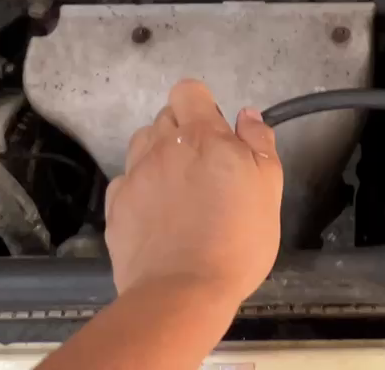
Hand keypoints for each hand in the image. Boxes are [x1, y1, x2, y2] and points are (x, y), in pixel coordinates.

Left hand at [104, 79, 283, 306]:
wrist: (183, 294)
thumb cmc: (237, 238)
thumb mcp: (269, 186)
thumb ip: (259, 142)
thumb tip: (246, 115)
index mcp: (202, 135)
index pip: (188, 91)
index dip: (200, 103)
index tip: (215, 130)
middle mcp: (163, 147)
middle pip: (164, 116)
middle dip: (182, 129)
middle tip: (203, 163)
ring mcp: (135, 177)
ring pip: (141, 144)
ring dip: (158, 152)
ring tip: (176, 183)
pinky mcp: (115, 209)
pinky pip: (125, 181)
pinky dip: (139, 186)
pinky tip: (155, 210)